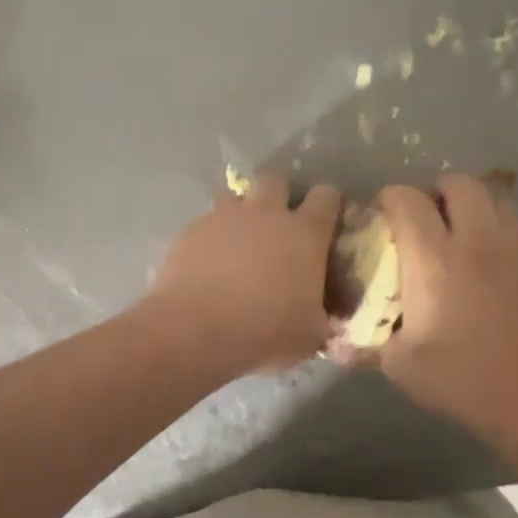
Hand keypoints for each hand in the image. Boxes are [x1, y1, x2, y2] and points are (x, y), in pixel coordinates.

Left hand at [145, 173, 341, 372]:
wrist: (195, 332)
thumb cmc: (265, 332)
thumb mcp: (310, 335)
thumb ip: (321, 317)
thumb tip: (323, 317)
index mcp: (304, 233)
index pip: (326, 197)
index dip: (327, 205)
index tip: (324, 222)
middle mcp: (265, 214)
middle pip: (275, 182)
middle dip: (277, 198)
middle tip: (276, 227)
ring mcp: (223, 218)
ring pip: (235, 197)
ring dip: (240, 213)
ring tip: (239, 242)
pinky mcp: (190, 231)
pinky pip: (206, 223)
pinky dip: (211, 238)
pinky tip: (208, 264)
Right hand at [377, 174, 517, 424]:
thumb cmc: (458, 377)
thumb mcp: (399, 364)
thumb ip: (367, 341)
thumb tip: (339, 338)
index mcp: (433, 260)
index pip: (408, 200)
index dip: (390, 199)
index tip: (383, 216)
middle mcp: (475, 241)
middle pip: (458, 184)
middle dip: (436, 192)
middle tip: (425, 219)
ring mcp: (512, 248)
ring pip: (494, 197)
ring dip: (473, 205)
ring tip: (460, 232)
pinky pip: (515, 223)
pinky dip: (497, 226)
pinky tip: (487, 257)